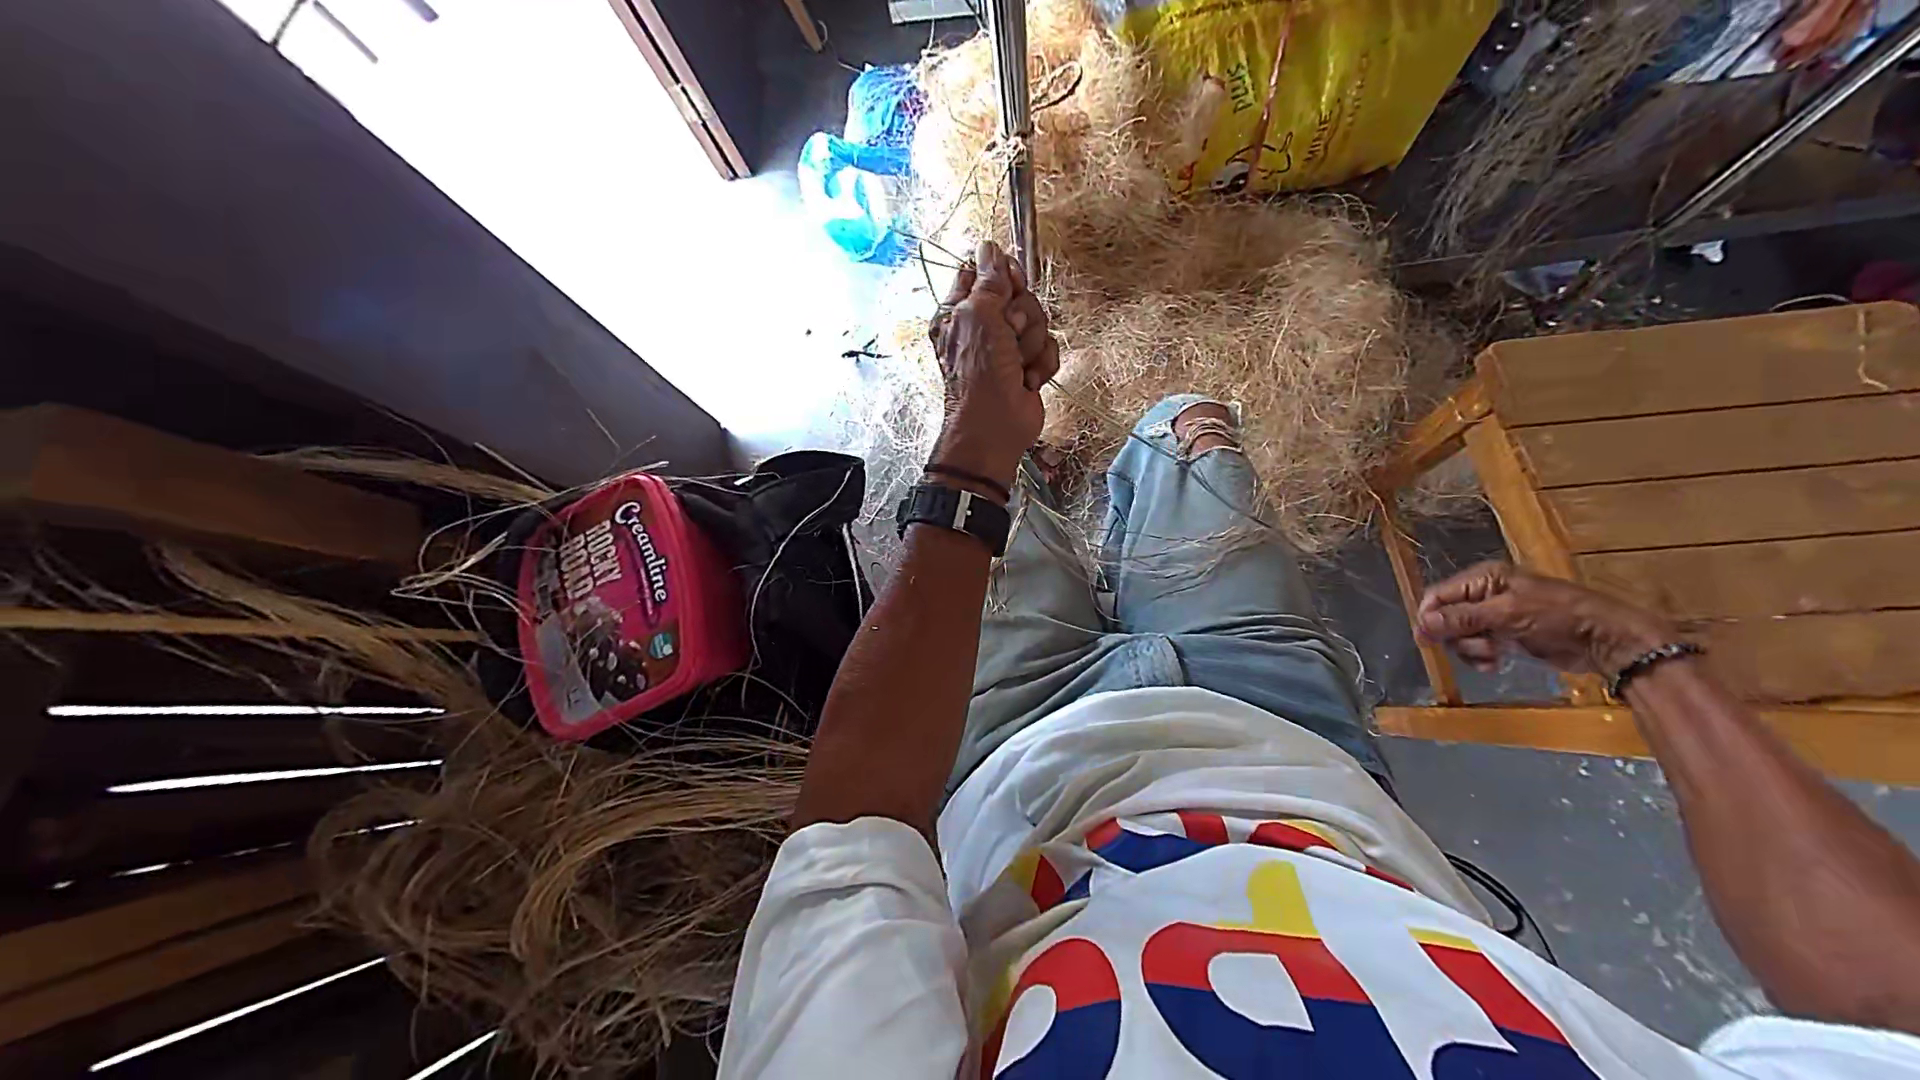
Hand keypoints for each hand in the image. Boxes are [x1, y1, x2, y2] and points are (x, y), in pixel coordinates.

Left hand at [926, 241, 1060, 490]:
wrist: (995, 427)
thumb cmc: (978, 376)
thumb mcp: (978, 317)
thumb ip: (987, 280)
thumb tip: (988, 247)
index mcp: (960, 311)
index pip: (984, 272)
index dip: (1002, 276)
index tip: (1009, 288)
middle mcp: (983, 326)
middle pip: (1019, 296)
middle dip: (1021, 317)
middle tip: (1008, 336)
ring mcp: (1006, 348)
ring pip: (1038, 322)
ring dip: (1031, 345)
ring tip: (1016, 366)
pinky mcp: (1027, 366)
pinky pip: (1048, 348)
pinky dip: (1041, 364)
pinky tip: (1027, 381)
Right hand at [1415, 562, 1680, 675]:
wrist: (1606, 640)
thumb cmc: (1558, 617)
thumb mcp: (1506, 614)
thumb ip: (1462, 618)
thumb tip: (1422, 624)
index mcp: (1482, 579)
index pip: (1438, 596)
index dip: (1429, 617)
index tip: (1427, 641)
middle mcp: (1484, 594)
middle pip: (1446, 618)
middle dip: (1457, 637)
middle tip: (1478, 649)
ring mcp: (1495, 616)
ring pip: (1460, 635)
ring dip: (1471, 650)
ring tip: (1493, 657)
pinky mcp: (1506, 635)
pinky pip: (1478, 646)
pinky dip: (1483, 657)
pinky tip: (1496, 663)